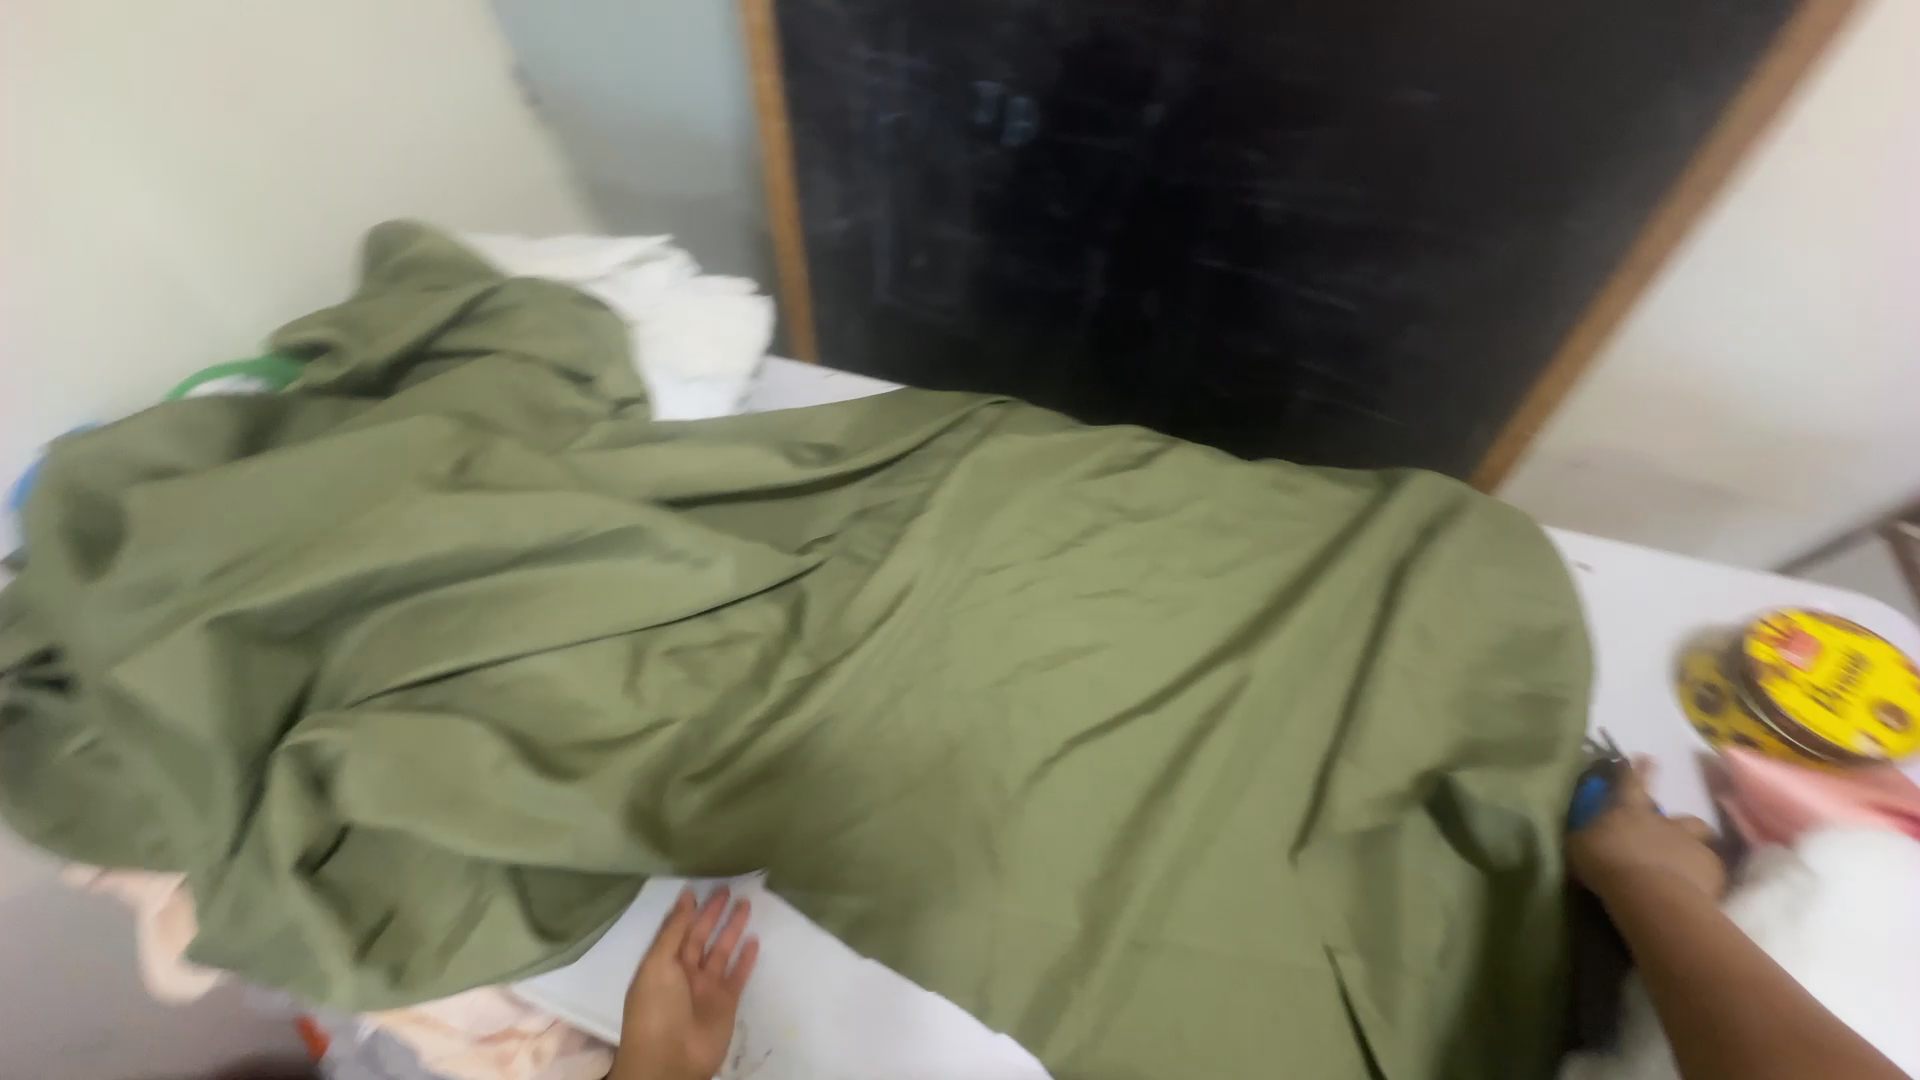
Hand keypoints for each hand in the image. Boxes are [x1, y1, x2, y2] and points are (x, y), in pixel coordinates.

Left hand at [610, 887, 759, 1079]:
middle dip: (712, 914)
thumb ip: (674, 931)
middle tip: (728, 889)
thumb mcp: (658, 965)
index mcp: (662, 966)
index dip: (687, 911)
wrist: (670, 1062)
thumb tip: (686, 896)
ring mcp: (706, 989)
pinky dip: (746, 959)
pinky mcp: (726, 1002)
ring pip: (722, 951)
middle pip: (700, 937)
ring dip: (732, 929)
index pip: (676, 931)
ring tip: (746, 904)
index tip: (699, 888)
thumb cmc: (657, 1010)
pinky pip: (737, 975)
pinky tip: (755, 940)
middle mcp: (684, 974)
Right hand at [1567, 757, 1725, 907]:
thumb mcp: (1579, 846)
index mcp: (1628, 811)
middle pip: (1685, 818)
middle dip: (1681, 824)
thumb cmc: (1606, 862)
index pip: (1632, 784)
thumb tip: (1586, 834)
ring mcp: (1693, 847)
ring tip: (1686, 865)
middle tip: (1674, 836)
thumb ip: (1587, 837)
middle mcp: (1665, 824)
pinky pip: (1711, 871)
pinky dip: (1702, 877)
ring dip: (1695, 849)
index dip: (1637, 771)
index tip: (1645, 757)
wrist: (1651, 894)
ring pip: (1703, 842)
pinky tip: (1693, 890)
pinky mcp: (1714, 873)